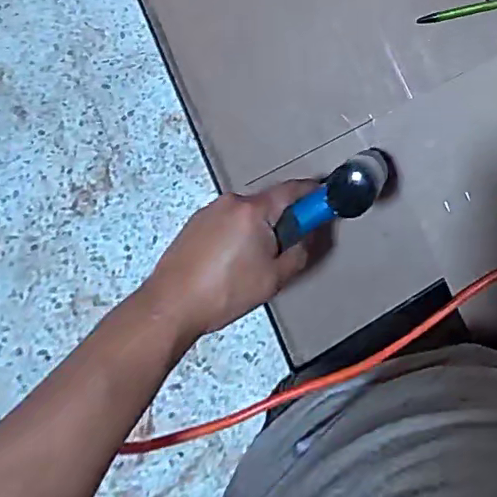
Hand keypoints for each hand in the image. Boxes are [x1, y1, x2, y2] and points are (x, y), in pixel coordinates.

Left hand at [138, 180, 319, 338]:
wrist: (171, 307)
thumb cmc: (218, 294)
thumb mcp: (274, 278)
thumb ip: (301, 251)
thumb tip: (311, 237)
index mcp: (253, 210)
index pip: (294, 189)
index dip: (315, 195)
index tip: (325, 203)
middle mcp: (231, 203)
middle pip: (271, 203)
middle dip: (284, 222)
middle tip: (285, 251)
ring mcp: (211, 211)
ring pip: (249, 214)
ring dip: (259, 231)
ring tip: (250, 267)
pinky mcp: (197, 224)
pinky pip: (228, 222)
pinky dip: (237, 237)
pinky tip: (231, 266)